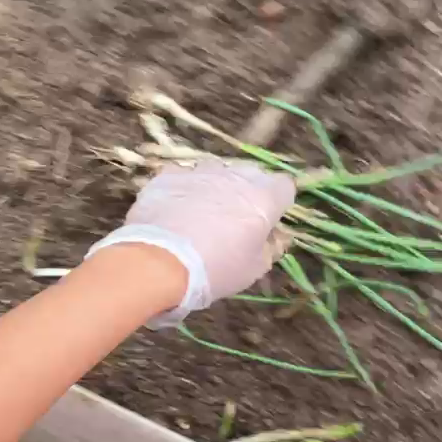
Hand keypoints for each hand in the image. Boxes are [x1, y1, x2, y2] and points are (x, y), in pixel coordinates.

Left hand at [88, 159, 295, 326]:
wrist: (158, 263)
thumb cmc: (214, 269)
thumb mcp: (254, 268)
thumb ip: (270, 246)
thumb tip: (274, 237)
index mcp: (266, 196)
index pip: (283, 187)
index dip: (273, 204)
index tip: (261, 221)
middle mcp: (235, 175)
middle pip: (247, 176)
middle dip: (242, 193)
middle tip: (227, 221)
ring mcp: (199, 172)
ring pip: (212, 172)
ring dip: (209, 188)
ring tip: (194, 215)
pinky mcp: (166, 176)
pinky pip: (178, 177)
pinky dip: (178, 189)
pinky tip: (169, 210)